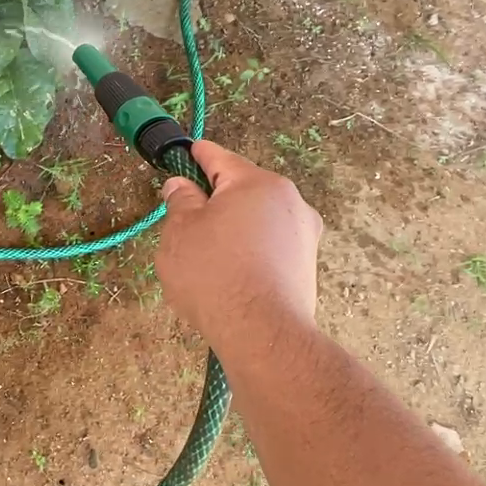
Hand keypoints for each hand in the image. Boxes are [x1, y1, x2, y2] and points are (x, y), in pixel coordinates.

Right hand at [156, 140, 322, 352]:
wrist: (260, 331)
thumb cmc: (213, 272)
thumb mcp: (179, 230)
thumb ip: (180, 201)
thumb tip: (182, 186)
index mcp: (257, 183)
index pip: (218, 157)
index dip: (194, 155)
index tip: (181, 154)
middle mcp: (290, 201)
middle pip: (240, 188)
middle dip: (212, 198)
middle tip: (182, 218)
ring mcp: (304, 234)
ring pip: (254, 217)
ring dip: (230, 225)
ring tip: (203, 252)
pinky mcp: (306, 264)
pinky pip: (267, 243)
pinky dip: (246, 248)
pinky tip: (226, 272)